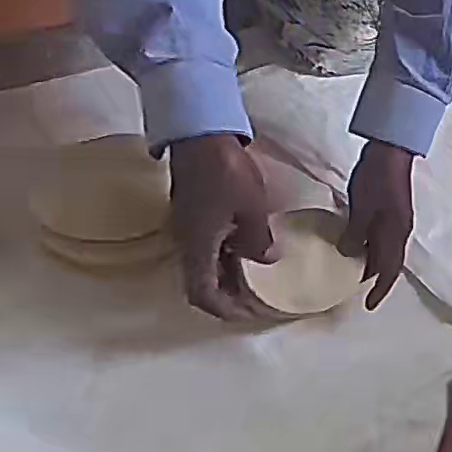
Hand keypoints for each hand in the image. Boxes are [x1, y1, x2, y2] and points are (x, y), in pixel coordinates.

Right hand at [169, 133, 283, 323]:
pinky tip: (249, 252)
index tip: (249, 315)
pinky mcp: (195, 214)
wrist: (200, 137)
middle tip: (257, 303)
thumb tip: (265, 260)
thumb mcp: (251, 208)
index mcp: (197, 245)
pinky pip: (210, 247)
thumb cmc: (226, 172)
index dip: (224, 309)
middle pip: (202, 283)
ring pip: (206, 265)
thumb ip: (257, 239)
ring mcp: (189, 228)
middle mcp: (187, 242)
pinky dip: (228, 258)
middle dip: (229, 298)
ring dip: (228, 278)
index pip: (202, 293)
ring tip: (258, 282)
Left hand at [339, 139, 414, 308]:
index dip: (380, 288)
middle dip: (379, 278)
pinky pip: (384, 237)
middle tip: (363, 291)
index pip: (389, 269)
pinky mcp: (392, 209)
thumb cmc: (376, 181)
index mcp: (396, 233)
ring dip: (376, 262)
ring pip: (388, 249)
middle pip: (391, 261)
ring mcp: (398, 219)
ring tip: (359, 271)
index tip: (369, 306)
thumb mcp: (362, 210)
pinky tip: (360, 244)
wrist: (390, 152)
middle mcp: (401, 230)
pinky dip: (374, 247)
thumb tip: (348, 255)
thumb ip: (356, 234)